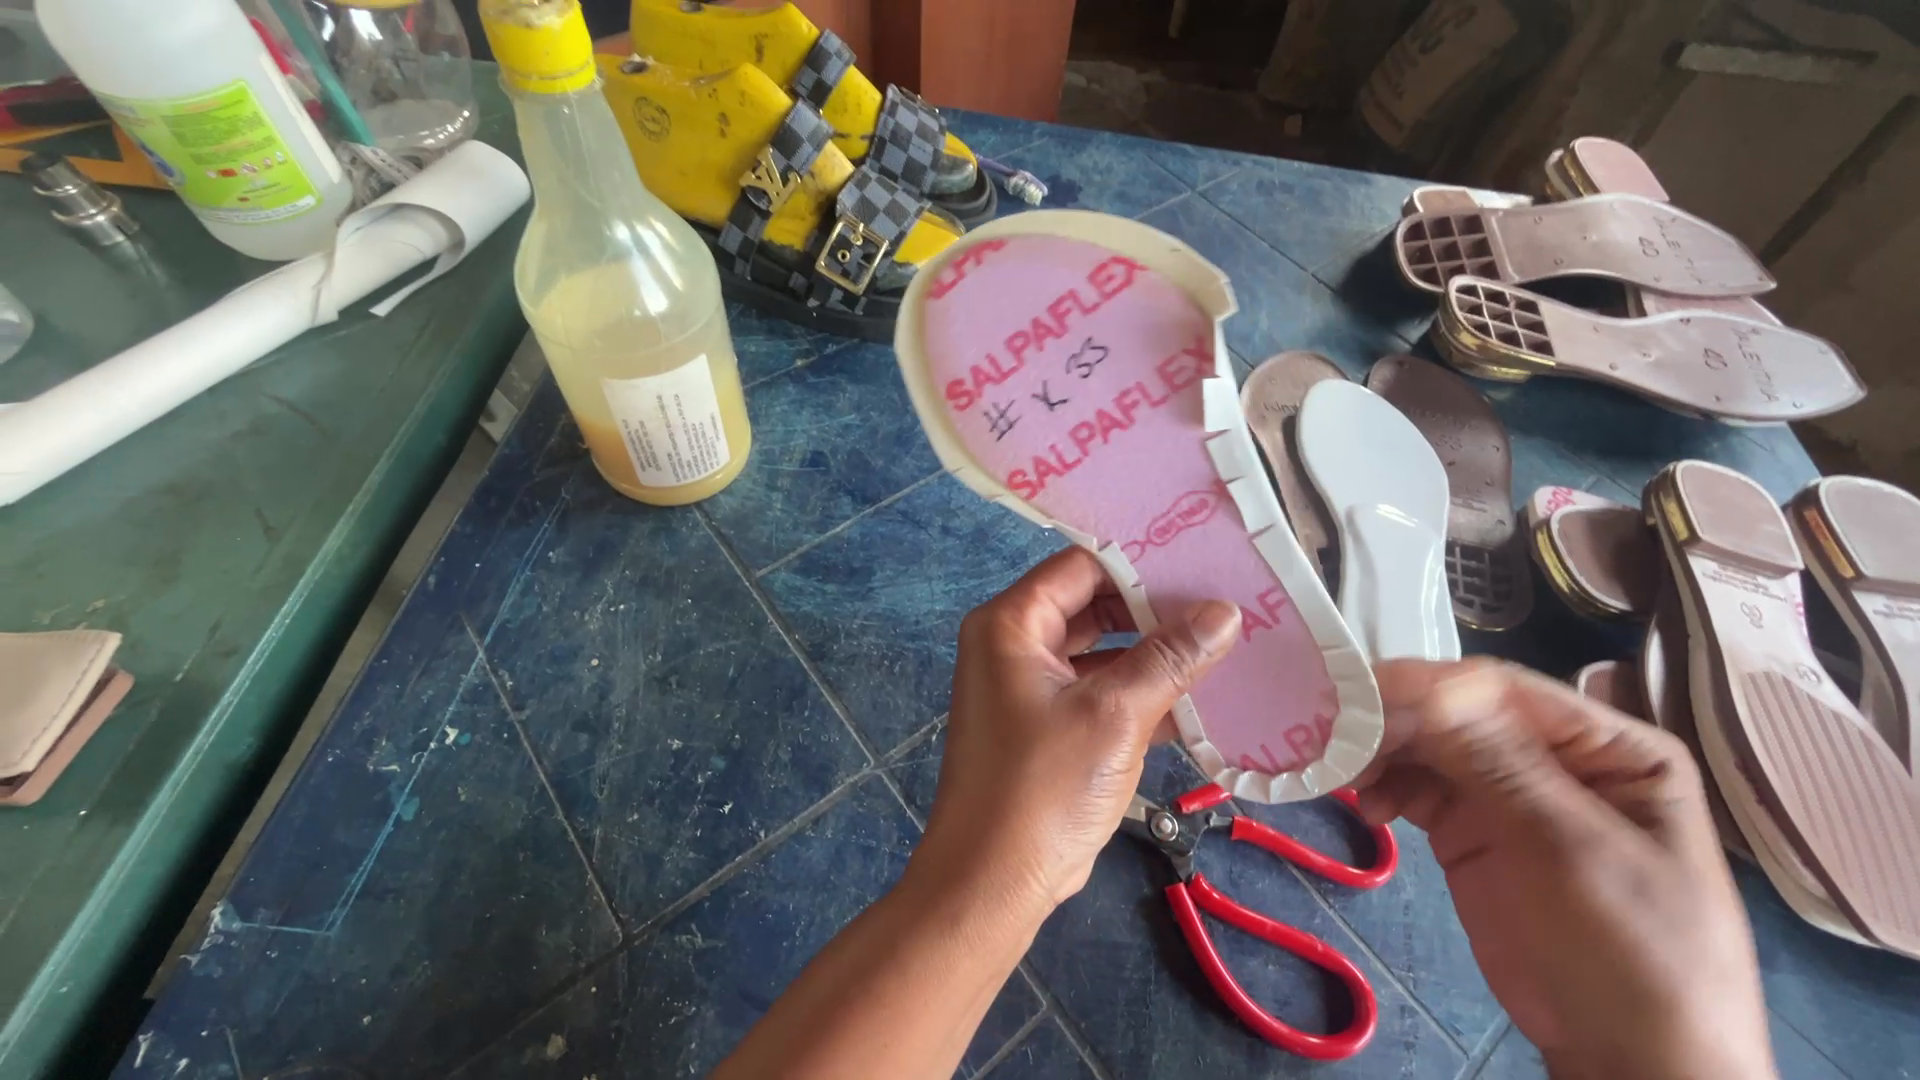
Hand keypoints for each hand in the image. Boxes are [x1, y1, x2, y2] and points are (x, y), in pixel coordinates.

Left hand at [909, 548, 1240, 916]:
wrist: (993, 880)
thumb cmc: (1043, 785)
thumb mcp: (1114, 714)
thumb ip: (1169, 658)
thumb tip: (1223, 612)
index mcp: (1011, 624)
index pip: (1081, 567)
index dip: (1139, 563)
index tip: (1200, 564)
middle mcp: (1014, 645)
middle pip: (1091, 606)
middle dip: (1153, 611)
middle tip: (1220, 606)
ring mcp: (1029, 687)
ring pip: (1099, 652)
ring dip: (1152, 656)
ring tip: (1221, 647)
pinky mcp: (1047, 725)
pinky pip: (1097, 691)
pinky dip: (1139, 694)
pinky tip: (1198, 701)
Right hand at [1355, 659, 1774, 1079]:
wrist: (1625, 1058)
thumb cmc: (1627, 949)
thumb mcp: (1568, 850)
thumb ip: (1498, 764)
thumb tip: (1431, 684)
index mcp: (1607, 747)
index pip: (1504, 691)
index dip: (1430, 687)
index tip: (1361, 692)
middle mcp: (1554, 756)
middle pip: (1457, 714)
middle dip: (1396, 721)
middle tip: (1334, 731)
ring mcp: (1507, 793)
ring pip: (1428, 747)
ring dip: (1381, 753)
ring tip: (1341, 771)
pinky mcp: (1469, 827)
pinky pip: (1416, 787)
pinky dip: (1384, 788)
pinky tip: (1368, 807)